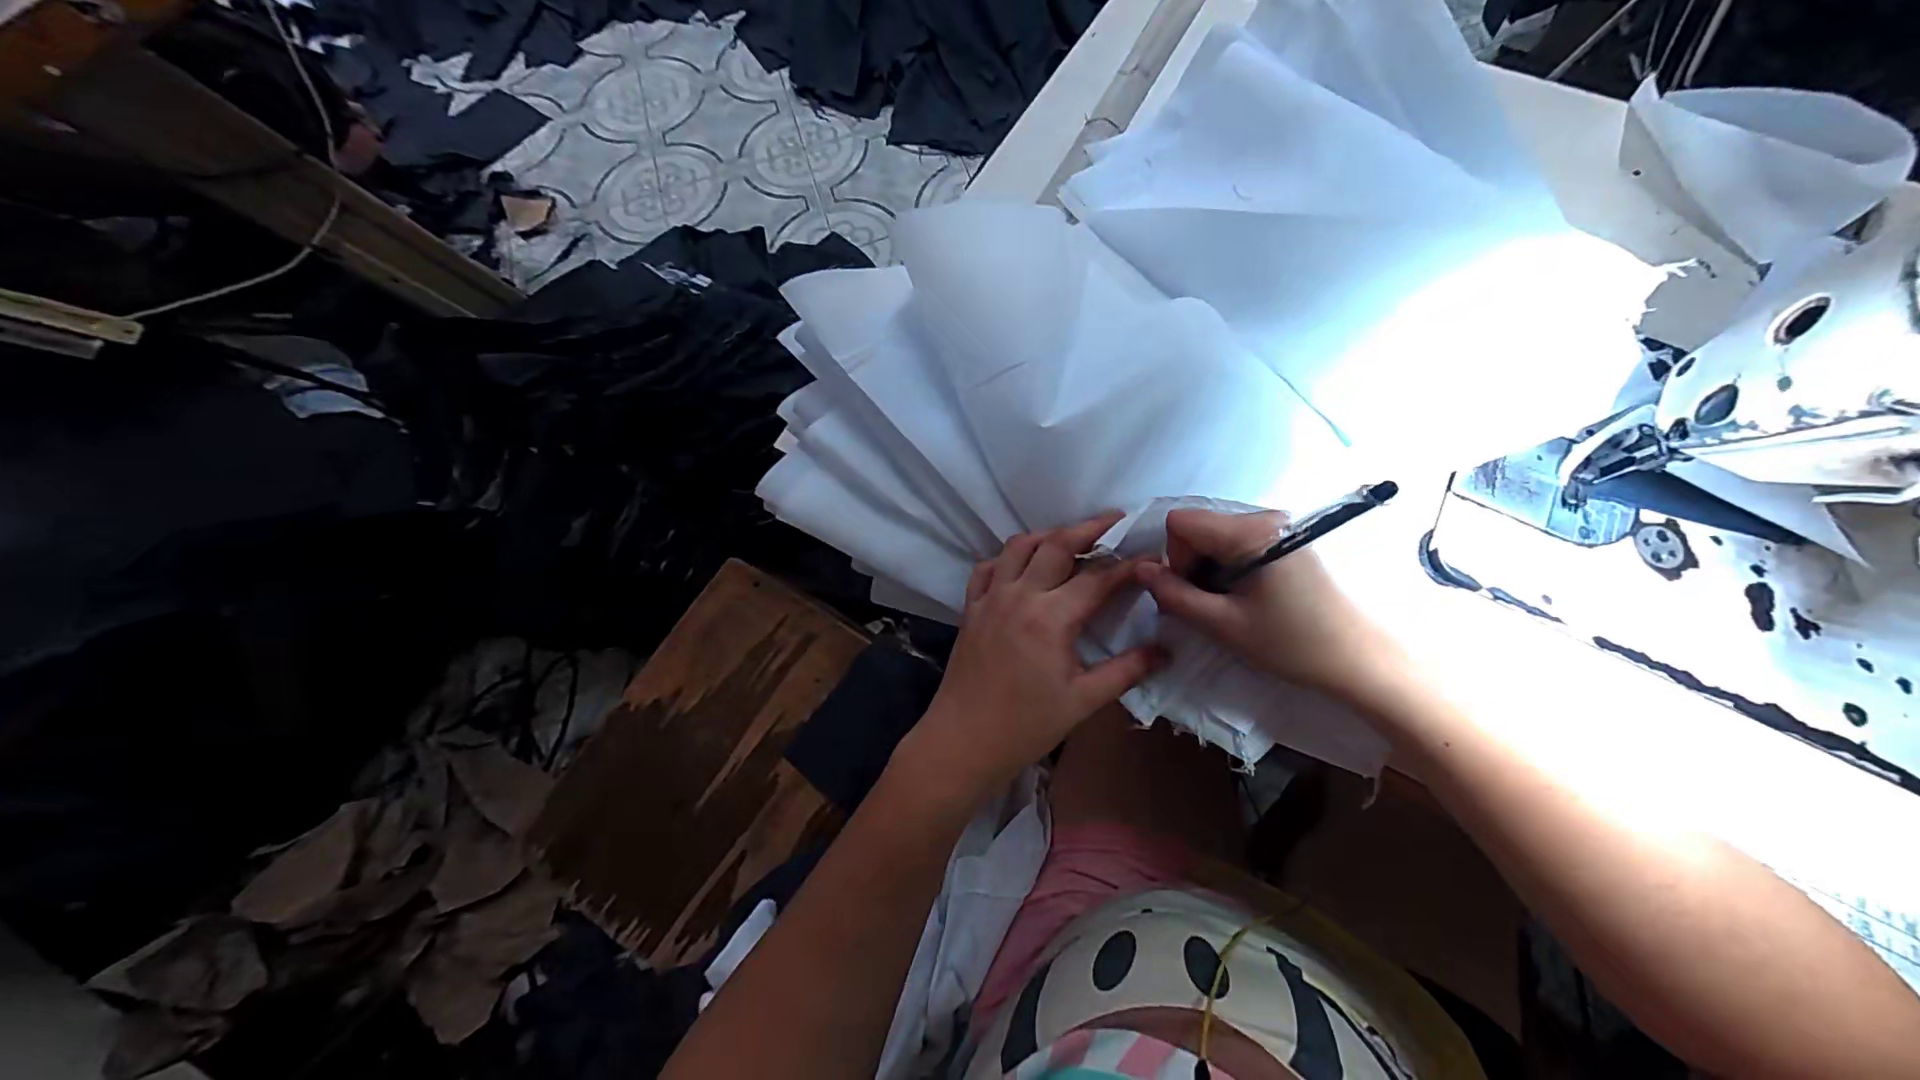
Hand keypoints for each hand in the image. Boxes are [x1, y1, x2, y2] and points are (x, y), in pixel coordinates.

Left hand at [895, 512, 1165, 801]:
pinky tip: (1022, 566)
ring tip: (1071, 538)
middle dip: (1089, 528)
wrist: (963, 740)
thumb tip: (1165, 651)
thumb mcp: (1083, 701)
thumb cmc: (1026, 725)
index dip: (1128, 565)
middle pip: (1056, 544)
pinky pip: (987, 567)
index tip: (1151, 556)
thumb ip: (1126, 671)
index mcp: (1050, 618)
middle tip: (1115, 520)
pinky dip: (1007, 557)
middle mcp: (1018, 596)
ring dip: (1048, 535)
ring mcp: (990, 598)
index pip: (1097, 578)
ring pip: (1018, 547)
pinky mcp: (971, 608)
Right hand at [1137, 507, 1399, 700]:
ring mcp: (1280, 527)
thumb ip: (1175, 595)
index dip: (1173, 557)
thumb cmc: (1292, 643)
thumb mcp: (1223, 625)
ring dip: (1207, 567)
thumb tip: (1140, 570)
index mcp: (1250, 533)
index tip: (1189, 592)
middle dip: (1189, 564)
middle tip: (1204, 605)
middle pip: (1198, 527)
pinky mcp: (1288, 540)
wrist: (1360, 659)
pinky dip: (1227, 566)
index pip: (1181, 522)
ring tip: (1225, 604)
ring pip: (1215, 535)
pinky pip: (1237, 542)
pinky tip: (1244, 596)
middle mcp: (1265, 518)